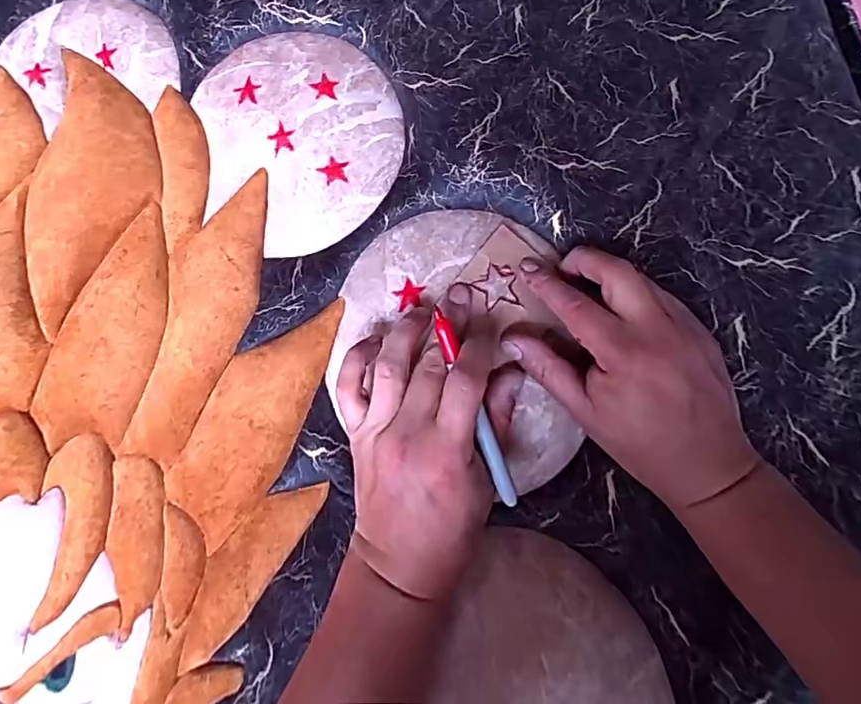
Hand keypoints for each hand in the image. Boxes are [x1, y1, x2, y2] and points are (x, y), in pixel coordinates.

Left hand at [334, 291, 504, 599]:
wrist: (397, 566)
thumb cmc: (453, 528)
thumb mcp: (487, 479)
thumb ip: (497, 420)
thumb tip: (512, 371)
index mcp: (446, 448)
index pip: (466, 379)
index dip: (480, 344)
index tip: (490, 321)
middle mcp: (406, 432)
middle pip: (428, 364)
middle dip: (448, 324)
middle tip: (462, 294)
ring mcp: (375, 431)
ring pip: (388, 366)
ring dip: (406, 330)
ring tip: (423, 307)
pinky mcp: (354, 434)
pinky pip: (349, 387)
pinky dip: (359, 357)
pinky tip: (377, 336)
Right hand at [505, 248, 760, 509]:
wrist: (710, 464)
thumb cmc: (641, 445)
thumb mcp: (586, 413)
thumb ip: (549, 369)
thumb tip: (515, 339)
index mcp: (623, 352)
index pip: (575, 304)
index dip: (547, 282)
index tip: (529, 267)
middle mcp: (657, 328)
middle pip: (616, 270)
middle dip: (584, 258)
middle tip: (563, 267)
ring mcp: (684, 324)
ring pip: (641, 278)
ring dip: (611, 275)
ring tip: (590, 289)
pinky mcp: (700, 327)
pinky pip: (663, 296)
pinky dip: (637, 294)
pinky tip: (625, 314)